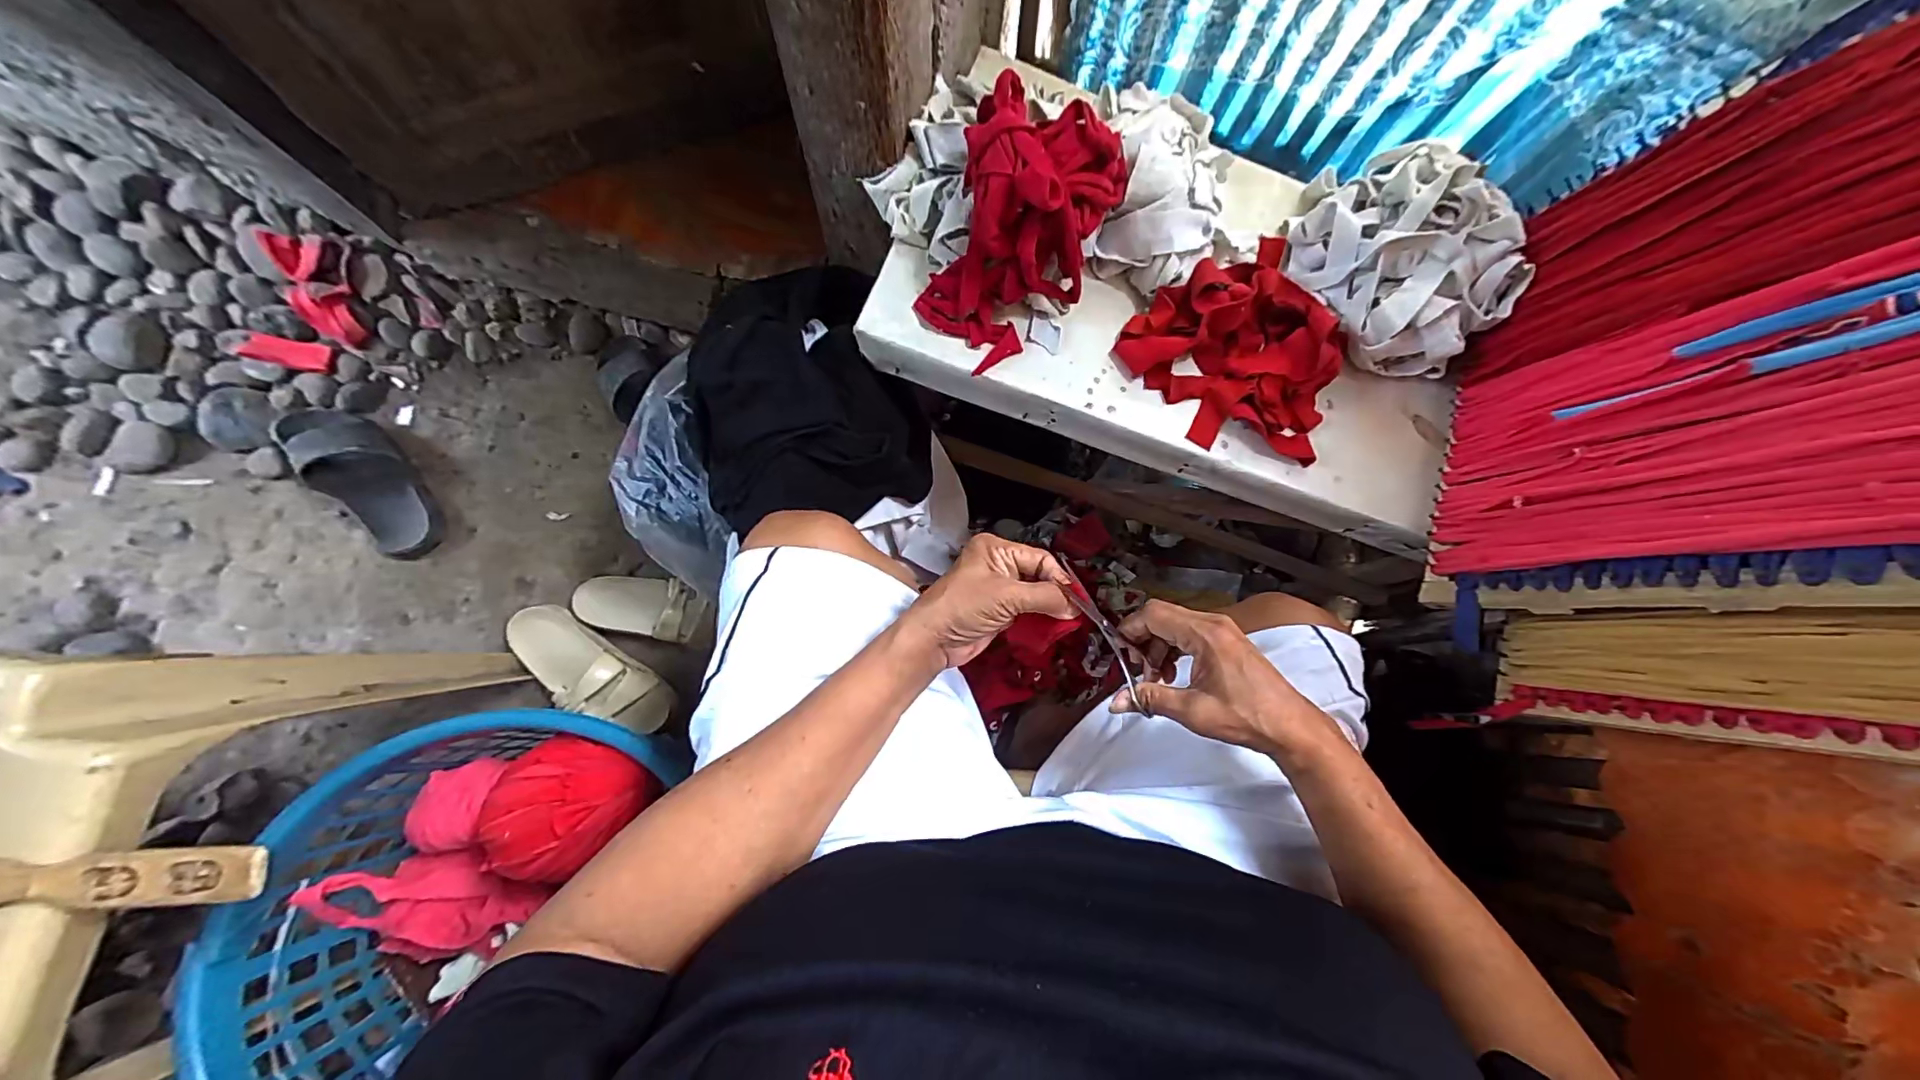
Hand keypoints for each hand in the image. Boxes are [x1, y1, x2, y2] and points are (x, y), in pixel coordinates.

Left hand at [896, 534, 1078, 667]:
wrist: (933, 639)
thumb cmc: (962, 607)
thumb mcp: (1006, 596)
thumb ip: (1044, 597)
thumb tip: (1074, 605)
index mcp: (996, 549)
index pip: (1040, 558)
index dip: (1059, 578)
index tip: (1077, 599)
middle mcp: (998, 564)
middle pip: (1039, 576)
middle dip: (1057, 594)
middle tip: (1076, 612)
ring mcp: (998, 589)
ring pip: (1035, 595)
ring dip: (1050, 609)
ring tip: (1068, 621)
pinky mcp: (998, 611)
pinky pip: (1027, 611)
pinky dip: (1040, 619)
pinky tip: (1053, 627)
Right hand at [1111, 599, 1350, 759]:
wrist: (1290, 726)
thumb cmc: (1248, 716)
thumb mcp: (1191, 710)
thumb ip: (1150, 698)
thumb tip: (1117, 701)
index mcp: (1205, 633)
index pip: (1152, 614)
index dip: (1129, 631)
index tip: (1120, 654)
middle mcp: (1214, 624)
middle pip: (1161, 616)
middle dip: (1142, 641)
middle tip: (1136, 670)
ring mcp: (1223, 630)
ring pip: (1174, 625)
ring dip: (1157, 648)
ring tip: (1155, 679)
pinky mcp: (1227, 641)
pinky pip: (1190, 634)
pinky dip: (1174, 650)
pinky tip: (1173, 676)